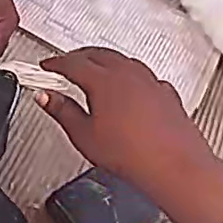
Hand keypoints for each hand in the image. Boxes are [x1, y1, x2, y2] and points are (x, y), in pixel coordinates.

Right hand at [38, 48, 222, 203]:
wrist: (175, 168)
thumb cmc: (133, 154)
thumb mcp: (83, 134)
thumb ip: (62, 111)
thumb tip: (47, 98)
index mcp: (104, 81)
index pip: (72, 63)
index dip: (55, 63)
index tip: (47, 66)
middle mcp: (128, 75)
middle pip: (97, 54)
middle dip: (77, 57)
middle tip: (64, 64)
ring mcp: (150, 82)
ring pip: (121, 60)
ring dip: (103, 61)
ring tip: (92, 70)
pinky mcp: (165, 93)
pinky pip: (143, 74)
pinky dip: (128, 74)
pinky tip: (126, 86)